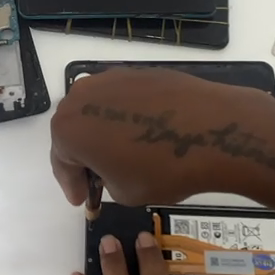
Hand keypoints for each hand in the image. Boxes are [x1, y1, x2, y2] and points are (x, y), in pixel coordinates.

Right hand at [50, 69, 274, 208]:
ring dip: (105, 135)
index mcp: (68, 127)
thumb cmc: (160, 169)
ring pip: (99, 112)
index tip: (83, 200)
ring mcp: (112, 79)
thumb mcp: (123, 193)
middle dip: (85, 156)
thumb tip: (113, 168)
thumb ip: (104, 179)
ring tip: (124, 157)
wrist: (211, 132)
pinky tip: (145, 138)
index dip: (72, 184)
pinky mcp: (140, 73)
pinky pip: (125, 101)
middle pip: (76, 130)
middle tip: (98, 180)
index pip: (62, 161)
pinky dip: (128, 119)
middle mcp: (82, 96)